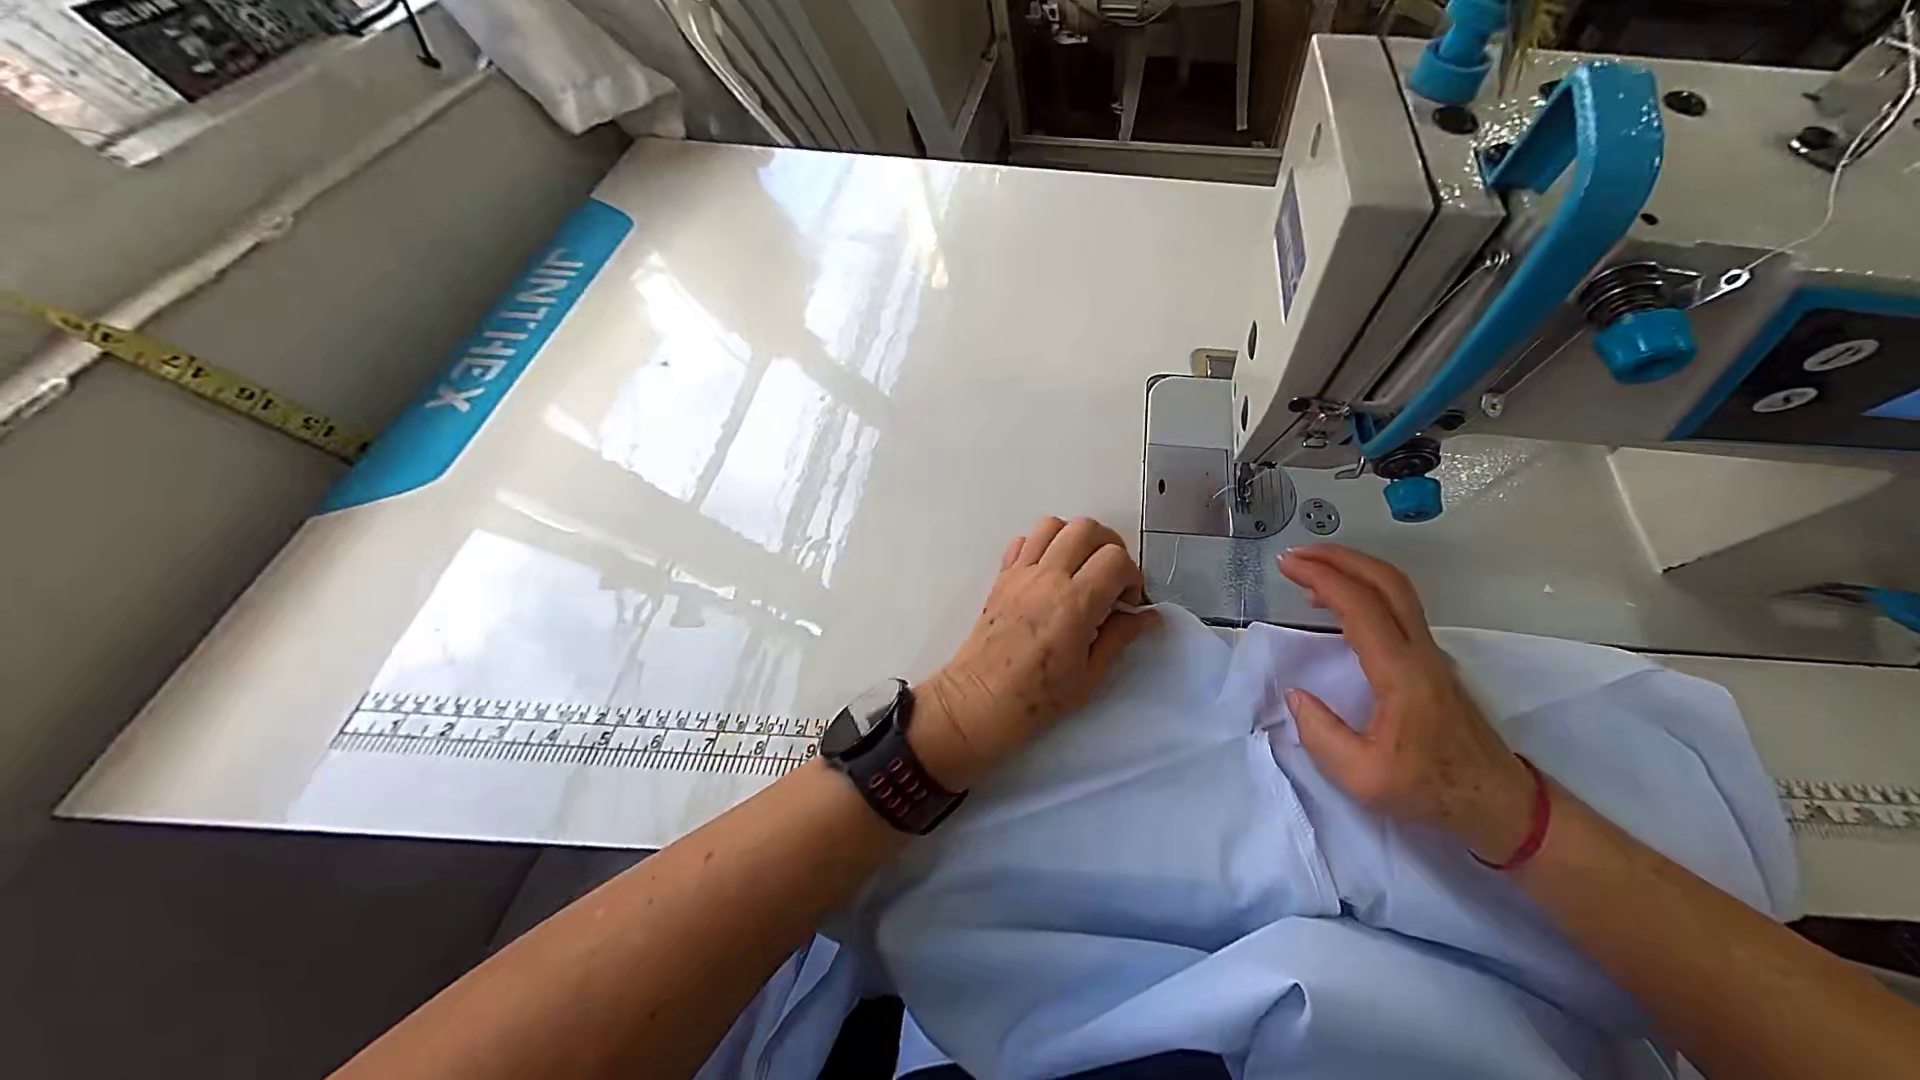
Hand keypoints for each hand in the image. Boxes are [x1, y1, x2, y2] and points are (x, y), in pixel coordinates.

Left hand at [912, 517, 1156, 788]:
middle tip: (1111, 578)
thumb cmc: (1035, 696)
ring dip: (1074, 539)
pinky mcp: (1002, 577)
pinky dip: (1040, 545)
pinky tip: (1049, 573)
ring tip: (1081, 569)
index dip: (1131, 576)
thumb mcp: (1090, 674)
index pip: (1116, 558)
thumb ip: (1120, 636)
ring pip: (1053, 525)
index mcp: (1075, 603)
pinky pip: (1023, 541)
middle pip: (1087, 528)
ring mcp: (1021, 574)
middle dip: (1109, 547)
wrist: (981, 698)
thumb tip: (1147, 617)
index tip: (1127, 601)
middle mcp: (1047, 579)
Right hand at [1276, 545, 1535, 861]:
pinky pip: (1395, 607)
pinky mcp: (1430, 660)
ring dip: (1352, 569)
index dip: (1322, 577)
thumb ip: (1320, 734)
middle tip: (1295, 554)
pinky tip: (1336, 604)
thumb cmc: (1430, 789)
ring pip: (1395, 589)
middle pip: (1386, 581)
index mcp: (1401, 673)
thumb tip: (1296, 695)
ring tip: (1309, 570)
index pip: (1361, 605)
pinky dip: (1362, 588)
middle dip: (1339, 558)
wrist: (1498, 803)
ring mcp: (1430, 653)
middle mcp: (1419, 651)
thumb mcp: (1361, 777)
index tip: (1286, 565)